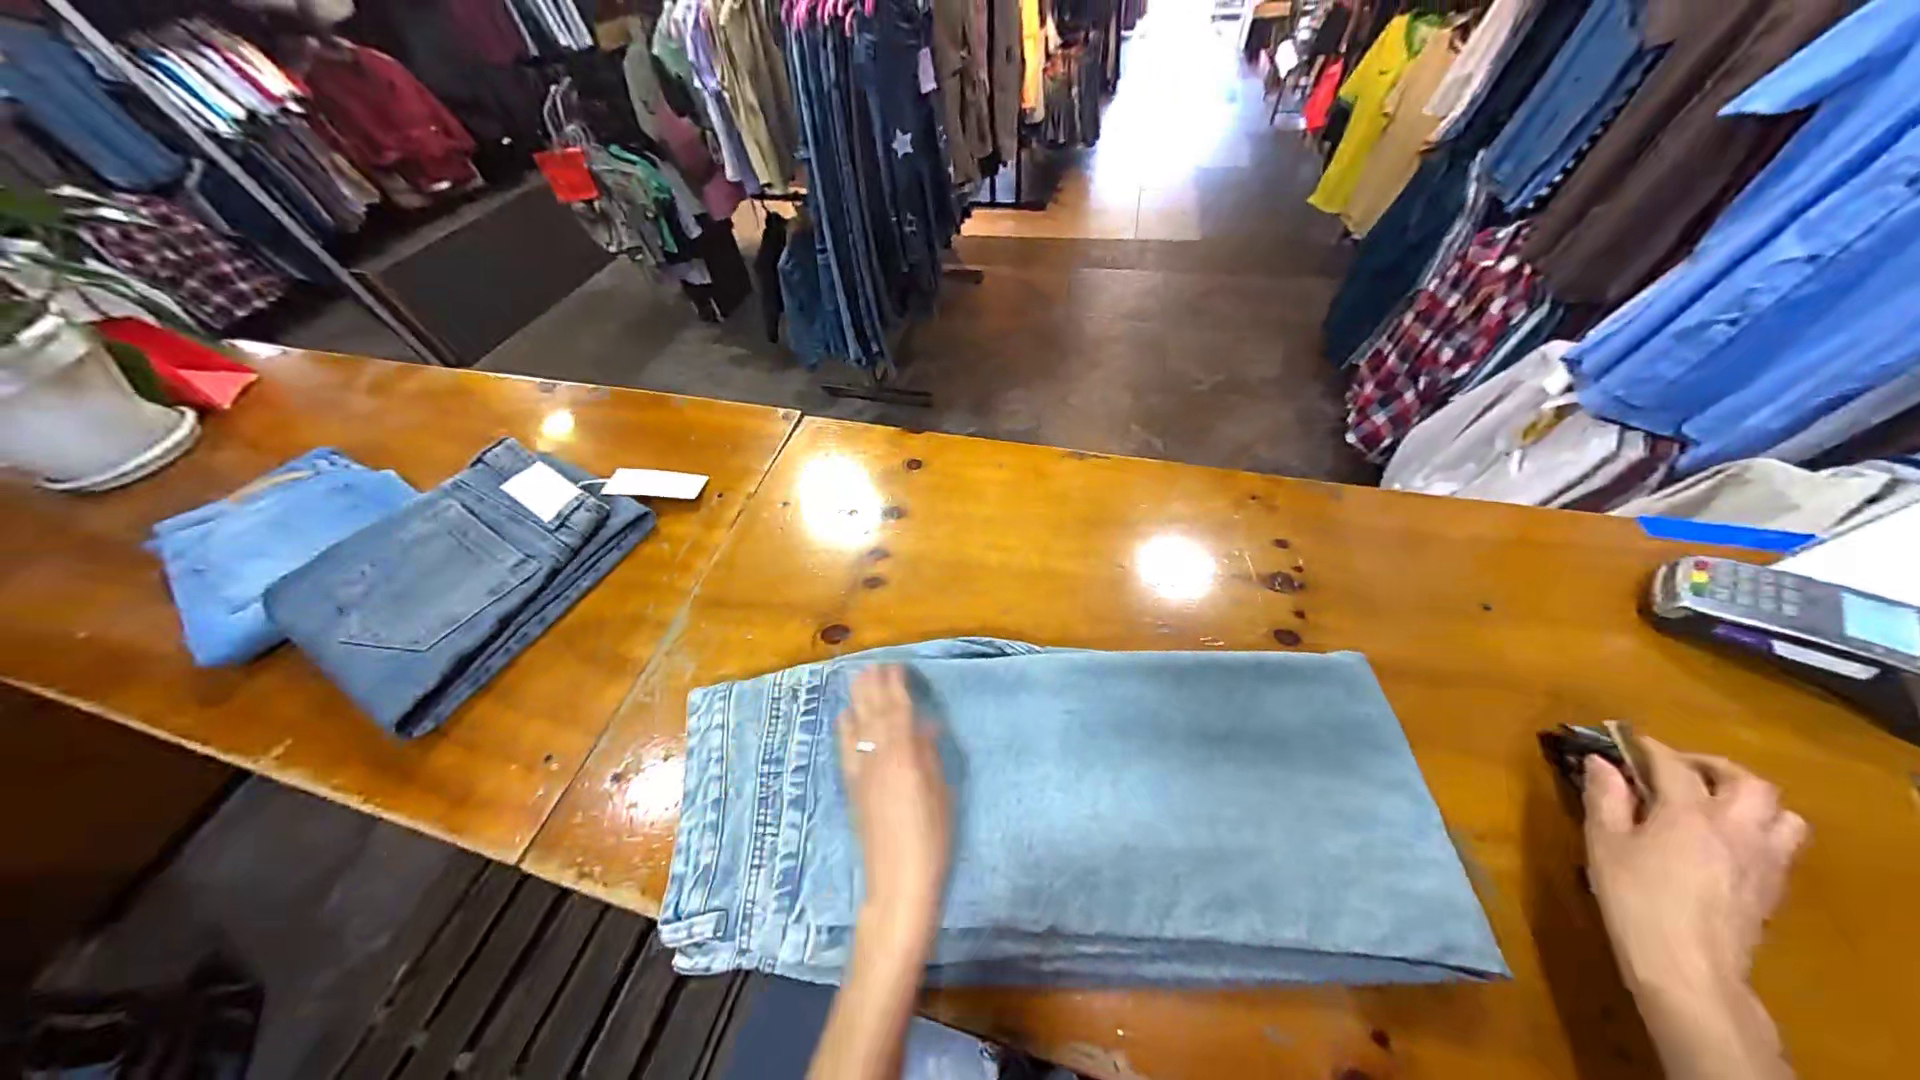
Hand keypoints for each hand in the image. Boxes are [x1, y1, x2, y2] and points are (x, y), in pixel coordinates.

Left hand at [836, 665, 950, 925]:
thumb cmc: (931, 838)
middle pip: (872, 711)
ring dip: (858, 699)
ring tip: (860, 679)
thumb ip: (930, 755)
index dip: (896, 685)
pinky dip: (846, 726)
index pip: (898, 709)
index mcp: (904, 754)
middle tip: (875, 664)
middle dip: (873, 685)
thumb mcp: (940, 793)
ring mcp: (861, 770)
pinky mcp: (852, 786)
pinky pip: (846, 745)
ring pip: (856, 725)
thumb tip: (926, 724)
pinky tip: (846, 717)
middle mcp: (877, 756)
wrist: (897, 880)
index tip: (897, 665)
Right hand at [1583, 740, 1807, 995]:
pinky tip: (1724, 840)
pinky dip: (1757, 828)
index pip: (1672, 765)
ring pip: (1781, 813)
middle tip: (1679, 766)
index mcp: (1689, 813)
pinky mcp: (1773, 885)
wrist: (1686, 963)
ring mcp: (1763, 859)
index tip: (1625, 739)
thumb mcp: (1604, 841)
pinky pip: (1781, 843)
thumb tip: (1601, 762)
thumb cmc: (1633, 895)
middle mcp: (1736, 828)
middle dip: (1712, 766)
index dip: (1648, 747)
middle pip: (1747, 782)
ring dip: (1750, 798)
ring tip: (1715, 801)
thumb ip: (1605, 796)